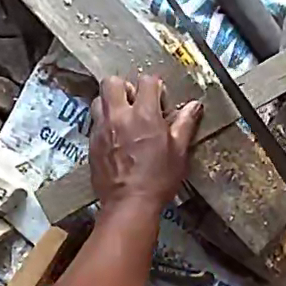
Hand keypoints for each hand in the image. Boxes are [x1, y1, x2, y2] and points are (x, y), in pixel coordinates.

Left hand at [89, 75, 202, 212]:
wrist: (129, 204)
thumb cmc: (158, 180)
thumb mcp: (179, 152)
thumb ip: (185, 124)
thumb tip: (194, 106)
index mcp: (144, 115)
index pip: (147, 81)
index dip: (155, 86)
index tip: (160, 99)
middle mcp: (119, 116)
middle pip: (112, 82)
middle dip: (125, 87)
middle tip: (135, 103)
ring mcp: (102, 129)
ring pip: (98, 99)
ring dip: (110, 103)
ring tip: (123, 118)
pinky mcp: (91, 143)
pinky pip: (94, 122)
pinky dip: (104, 122)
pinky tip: (115, 137)